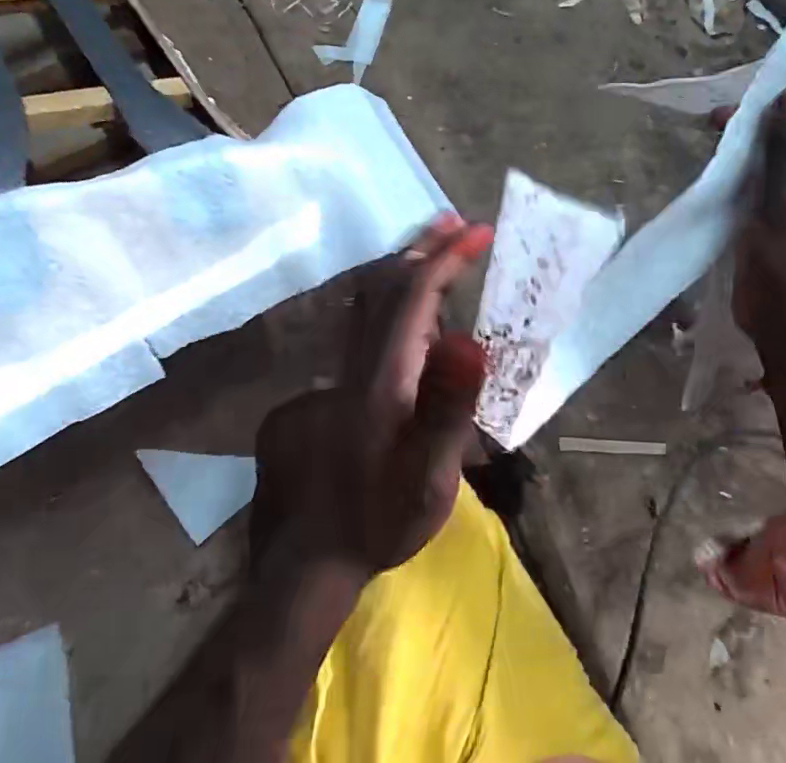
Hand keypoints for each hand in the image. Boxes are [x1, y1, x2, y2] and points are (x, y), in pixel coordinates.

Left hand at [250, 214, 493, 580]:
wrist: (306, 561)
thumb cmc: (380, 519)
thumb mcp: (428, 477)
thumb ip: (447, 410)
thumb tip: (472, 341)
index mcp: (383, 377)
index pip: (414, 298)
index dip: (447, 259)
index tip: (479, 230)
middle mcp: (352, 366)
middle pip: (384, 291)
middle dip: (422, 250)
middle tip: (453, 222)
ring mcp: (331, 379)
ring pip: (367, 310)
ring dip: (404, 275)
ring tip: (435, 257)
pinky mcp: (320, 395)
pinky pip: (359, 336)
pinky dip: (388, 309)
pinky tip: (405, 326)